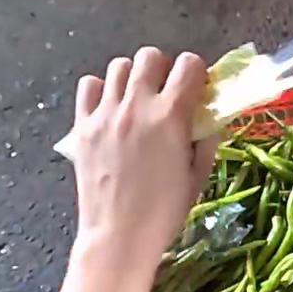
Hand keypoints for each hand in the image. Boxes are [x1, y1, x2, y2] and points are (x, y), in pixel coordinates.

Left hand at [68, 47, 215, 266]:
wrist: (119, 235)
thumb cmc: (165, 212)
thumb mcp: (197, 177)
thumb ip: (206, 141)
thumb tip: (209, 119)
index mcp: (171, 118)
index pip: (189, 66)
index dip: (198, 74)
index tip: (198, 91)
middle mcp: (137, 106)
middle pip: (151, 56)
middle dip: (165, 69)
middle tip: (167, 94)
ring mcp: (106, 114)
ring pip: (119, 66)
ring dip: (134, 78)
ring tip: (138, 101)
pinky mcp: (83, 126)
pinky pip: (89, 86)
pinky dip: (102, 90)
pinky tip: (111, 110)